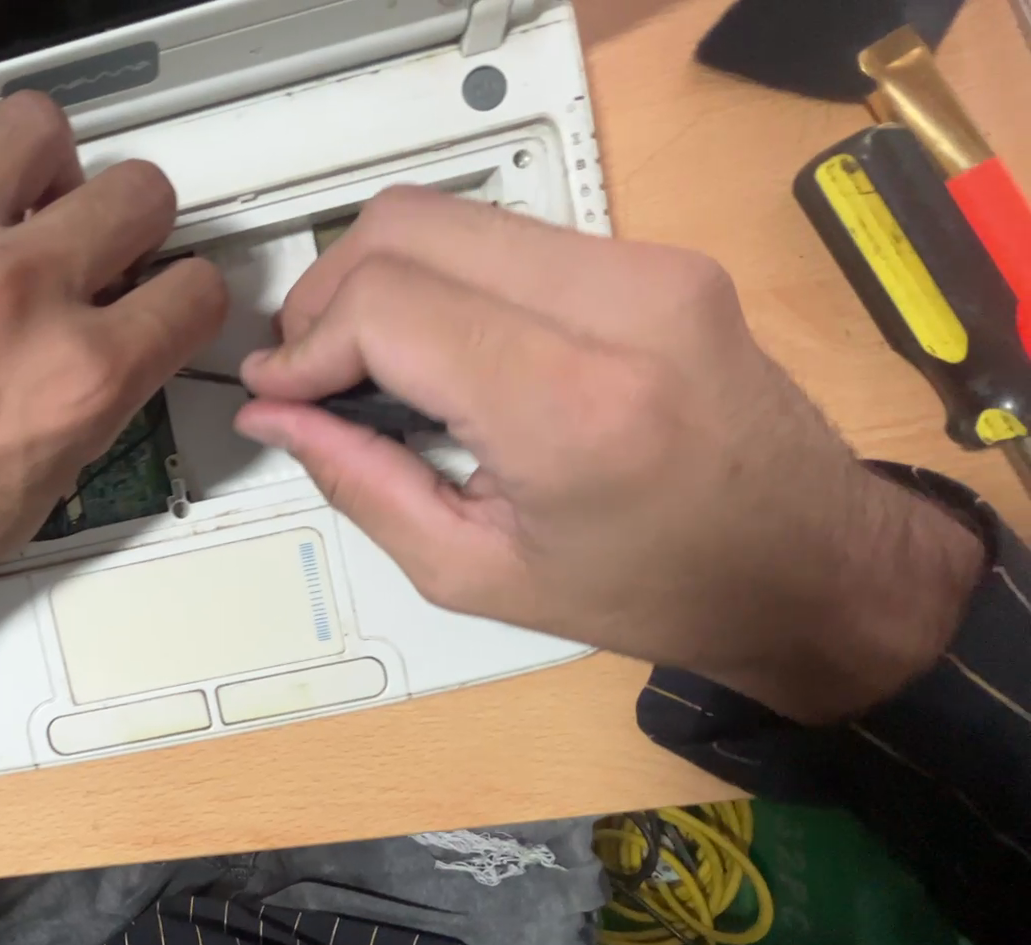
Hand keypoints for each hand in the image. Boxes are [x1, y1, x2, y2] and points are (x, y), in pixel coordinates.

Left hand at [0, 94, 226, 741]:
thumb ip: (99, 393)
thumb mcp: (47, 485)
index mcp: (76, 379)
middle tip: (106, 261)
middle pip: (139, 193)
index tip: (168, 305)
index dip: (189, 303)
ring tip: (32, 216)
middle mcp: (14, 299)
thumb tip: (119, 339)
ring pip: (40, 127)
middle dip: (138, 233)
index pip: (194, 292)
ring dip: (55, 172)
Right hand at [236, 187, 982, 722]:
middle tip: (300, 369)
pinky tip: (421, 348)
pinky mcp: (649, 257)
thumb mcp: (465, 568)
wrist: (812, 566)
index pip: (388, 309)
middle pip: (405, 228)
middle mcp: (619, 304)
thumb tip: (271, 413)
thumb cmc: (640, 590)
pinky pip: (493, 236)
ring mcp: (645, 264)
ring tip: (349, 360)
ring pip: (443, 215)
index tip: (271, 393)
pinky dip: (427, 280)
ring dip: (369, 280)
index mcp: (571, 406)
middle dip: (322, 294)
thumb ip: (355, 479)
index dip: (303, 346)